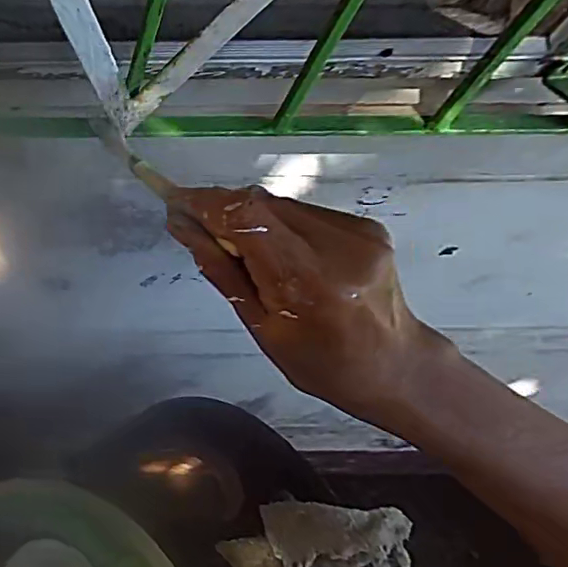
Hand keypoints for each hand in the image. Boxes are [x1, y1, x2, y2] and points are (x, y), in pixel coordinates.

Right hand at [165, 186, 447, 427]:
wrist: (394, 364)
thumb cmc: (319, 362)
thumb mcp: (259, 325)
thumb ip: (220, 270)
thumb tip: (182, 226)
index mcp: (307, 284)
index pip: (248, 218)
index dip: (205, 202)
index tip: (174, 201)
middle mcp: (337, 248)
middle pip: (261, 203)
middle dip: (221, 209)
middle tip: (199, 228)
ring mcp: (357, 232)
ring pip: (281, 204)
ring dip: (250, 217)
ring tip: (246, 252)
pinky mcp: (367, 225)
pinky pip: (304, 212)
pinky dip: (279, 223)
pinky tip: (281, 252)